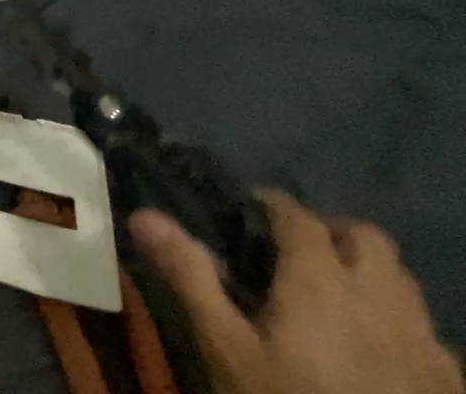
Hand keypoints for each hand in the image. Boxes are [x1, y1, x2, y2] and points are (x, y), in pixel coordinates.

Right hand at [130, 192, 461, 393]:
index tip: (245, 204)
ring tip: (325, 286)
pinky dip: (391, 312)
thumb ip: (189, 276)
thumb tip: (144, 215)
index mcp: (321, 283)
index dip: (273, 204)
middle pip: (367, 237)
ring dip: (364, 266)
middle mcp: (380, 299)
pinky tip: (367, 340)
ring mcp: (424, 340)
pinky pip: (422, 324)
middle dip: (328, 228)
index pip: (300, 219)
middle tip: (287, 242)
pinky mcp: (447, 376)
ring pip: (401, 278)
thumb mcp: (224, 344)